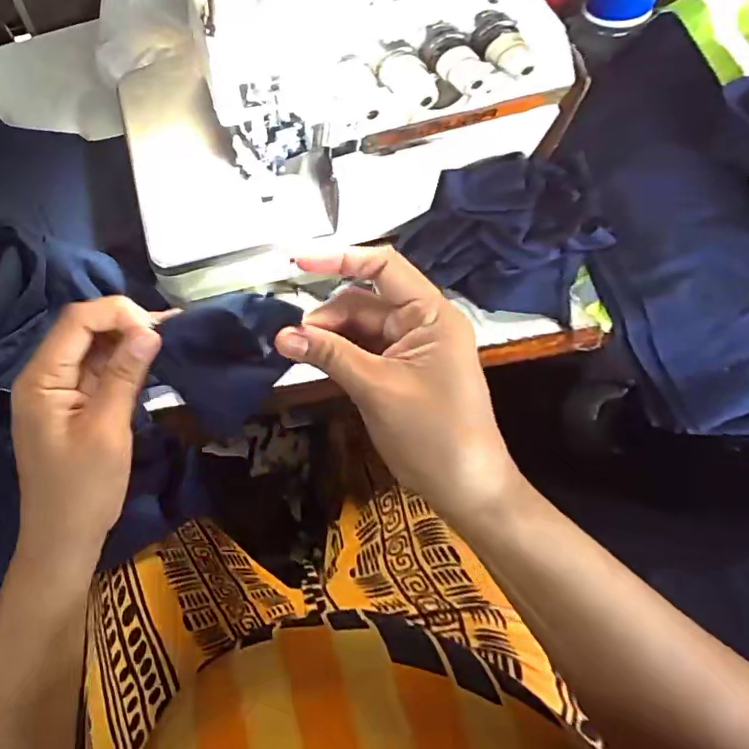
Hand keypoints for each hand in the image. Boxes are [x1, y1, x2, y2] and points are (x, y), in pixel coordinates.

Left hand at [9, 297, 163, 569]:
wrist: (60, 543)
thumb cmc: (83, 492)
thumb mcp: (108, 430)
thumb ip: (124, 375)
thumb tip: (149, 329)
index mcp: (40, 378)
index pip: (75, 321)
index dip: (116, 313)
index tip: (156, 327)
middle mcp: (41, 376)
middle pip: (80, 329)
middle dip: (122, 322)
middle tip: (167, 329)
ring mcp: (53, 391)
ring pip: (88, 347)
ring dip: (123, 340)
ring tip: (164, 337)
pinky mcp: (67, 405)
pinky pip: (92, 370)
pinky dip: (118, 362)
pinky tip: (146, 358)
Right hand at [274, 246, 525, 521]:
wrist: (466, 490)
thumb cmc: (435, 434)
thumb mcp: (377, 388)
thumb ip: (329, 355)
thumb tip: (282, 334)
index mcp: (431, 315)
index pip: (383, 268)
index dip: (339, 258)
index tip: (297, 262)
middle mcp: (419, 323)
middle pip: (360, 300)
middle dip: (325, 315)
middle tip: (293, 340)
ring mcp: (406, 347)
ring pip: (353, 325)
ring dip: (325, 335)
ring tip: (298, 353)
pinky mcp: (393, 369)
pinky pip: (355, 348)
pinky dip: (332, 352)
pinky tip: (310, 360)